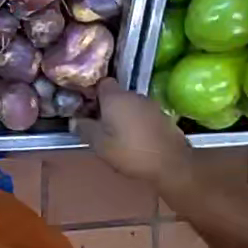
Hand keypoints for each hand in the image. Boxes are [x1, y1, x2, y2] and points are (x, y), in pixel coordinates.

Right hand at [72, 78, 195, 189]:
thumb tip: (75, 120)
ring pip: (131, 106)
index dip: (94, 93)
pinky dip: (138, 124)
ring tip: (118, 136)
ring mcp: (152, 105)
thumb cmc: (130, 152)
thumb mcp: (100, 144)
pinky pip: (144, 116)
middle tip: (100, 126)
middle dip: (108, 107)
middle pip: (117, 95)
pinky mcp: (164, 117)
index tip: (88, 108)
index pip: (102, 83)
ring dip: (124, 116)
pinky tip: (137, 141)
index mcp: (115, 97)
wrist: (171, 164)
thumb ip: (85, 129)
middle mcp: (134, 95)